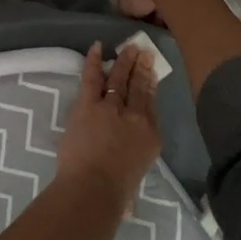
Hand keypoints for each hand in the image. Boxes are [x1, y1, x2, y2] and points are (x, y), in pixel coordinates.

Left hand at [55, 43, 161, 200]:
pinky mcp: (88, 104)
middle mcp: (135, 117)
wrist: (94, 187)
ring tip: (129, 48)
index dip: (151, 85)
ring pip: (118, 78)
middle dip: (141, 68)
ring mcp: (111, 107)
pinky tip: (96, 47)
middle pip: (138, 87)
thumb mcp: (137, 173)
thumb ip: (134, 157)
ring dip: (124, 61)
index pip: (150, 104)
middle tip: (144, 52)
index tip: (152, 72)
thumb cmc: (115, 192)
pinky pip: (92, 77)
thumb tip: (131, 164)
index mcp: (150, 136)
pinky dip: (93, 61)